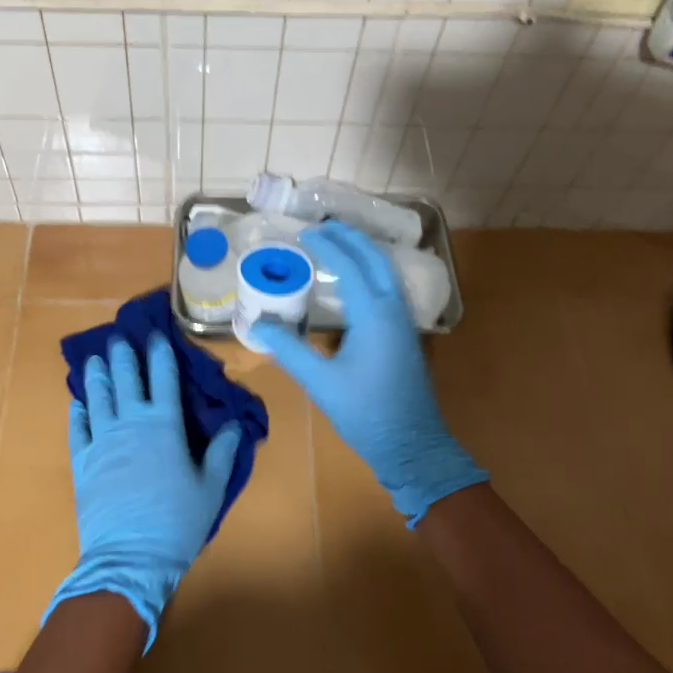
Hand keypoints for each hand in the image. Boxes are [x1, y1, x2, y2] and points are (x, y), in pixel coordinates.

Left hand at [46, 334, 242, 646]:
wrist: (129, 558)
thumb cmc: (176, 522)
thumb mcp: (210, 488)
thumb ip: (222, 453)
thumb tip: (234, 424)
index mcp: (164, 425)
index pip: (163, 379)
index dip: (160, 354)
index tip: (155, 336)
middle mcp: (131, 423)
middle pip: (126, 380)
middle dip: (123, 355)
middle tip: (118, 338)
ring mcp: (102, 441)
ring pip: (98, 397)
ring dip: (97, 375)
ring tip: (95, 358)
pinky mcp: (82, 462)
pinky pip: (77, 429)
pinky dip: (77, 412)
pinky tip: (77, 401)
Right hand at [250, 221, 486, 525]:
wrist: (413, 446)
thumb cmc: (366, 413)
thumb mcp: (321, 382)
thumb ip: (289, 349)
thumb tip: (258, 324)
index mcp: (373, 314)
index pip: (349, 264)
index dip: (327, 245)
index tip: (306, 232)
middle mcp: (393, 308)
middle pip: (375, 258)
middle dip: (351, 237)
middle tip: (324, 226)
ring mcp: (404, 320)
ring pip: (387, 271)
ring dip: (364, 251)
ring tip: (339, 243)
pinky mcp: (406, 333)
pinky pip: (390, 286)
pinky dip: (372, 270)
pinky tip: (357, 279)